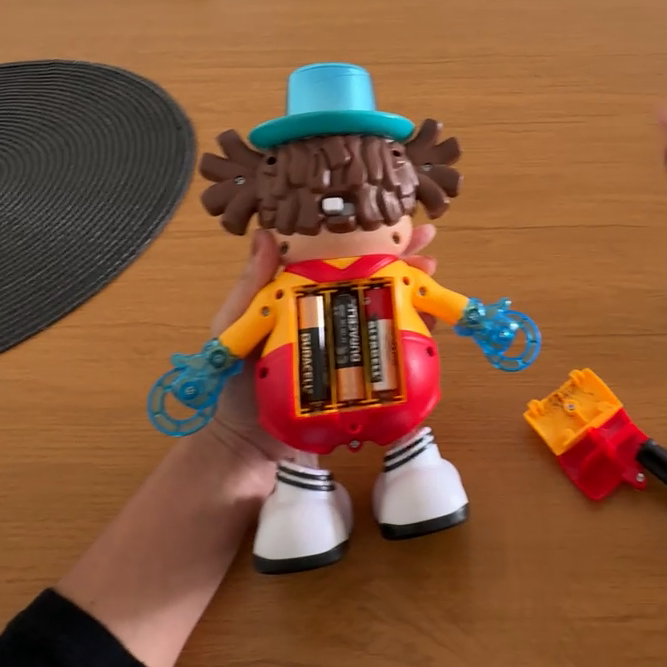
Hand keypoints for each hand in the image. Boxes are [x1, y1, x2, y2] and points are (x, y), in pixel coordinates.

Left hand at [203, 225, 438, 466]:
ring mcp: (349, 342)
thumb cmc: (236, 382)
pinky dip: (414, 330)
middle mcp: (330, 311)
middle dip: (401, 258)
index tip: (389, 220)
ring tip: (431, 274)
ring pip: (387, 306)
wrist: (247, 446)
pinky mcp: (362, 371)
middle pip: (371, 277)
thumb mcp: (236, 325)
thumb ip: (252, 285)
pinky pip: (392, 345)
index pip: (336, 256)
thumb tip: (266, 235)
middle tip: (426, 246)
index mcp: (301, 293)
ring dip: (412, 289)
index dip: (363, 237)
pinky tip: (431, 318)